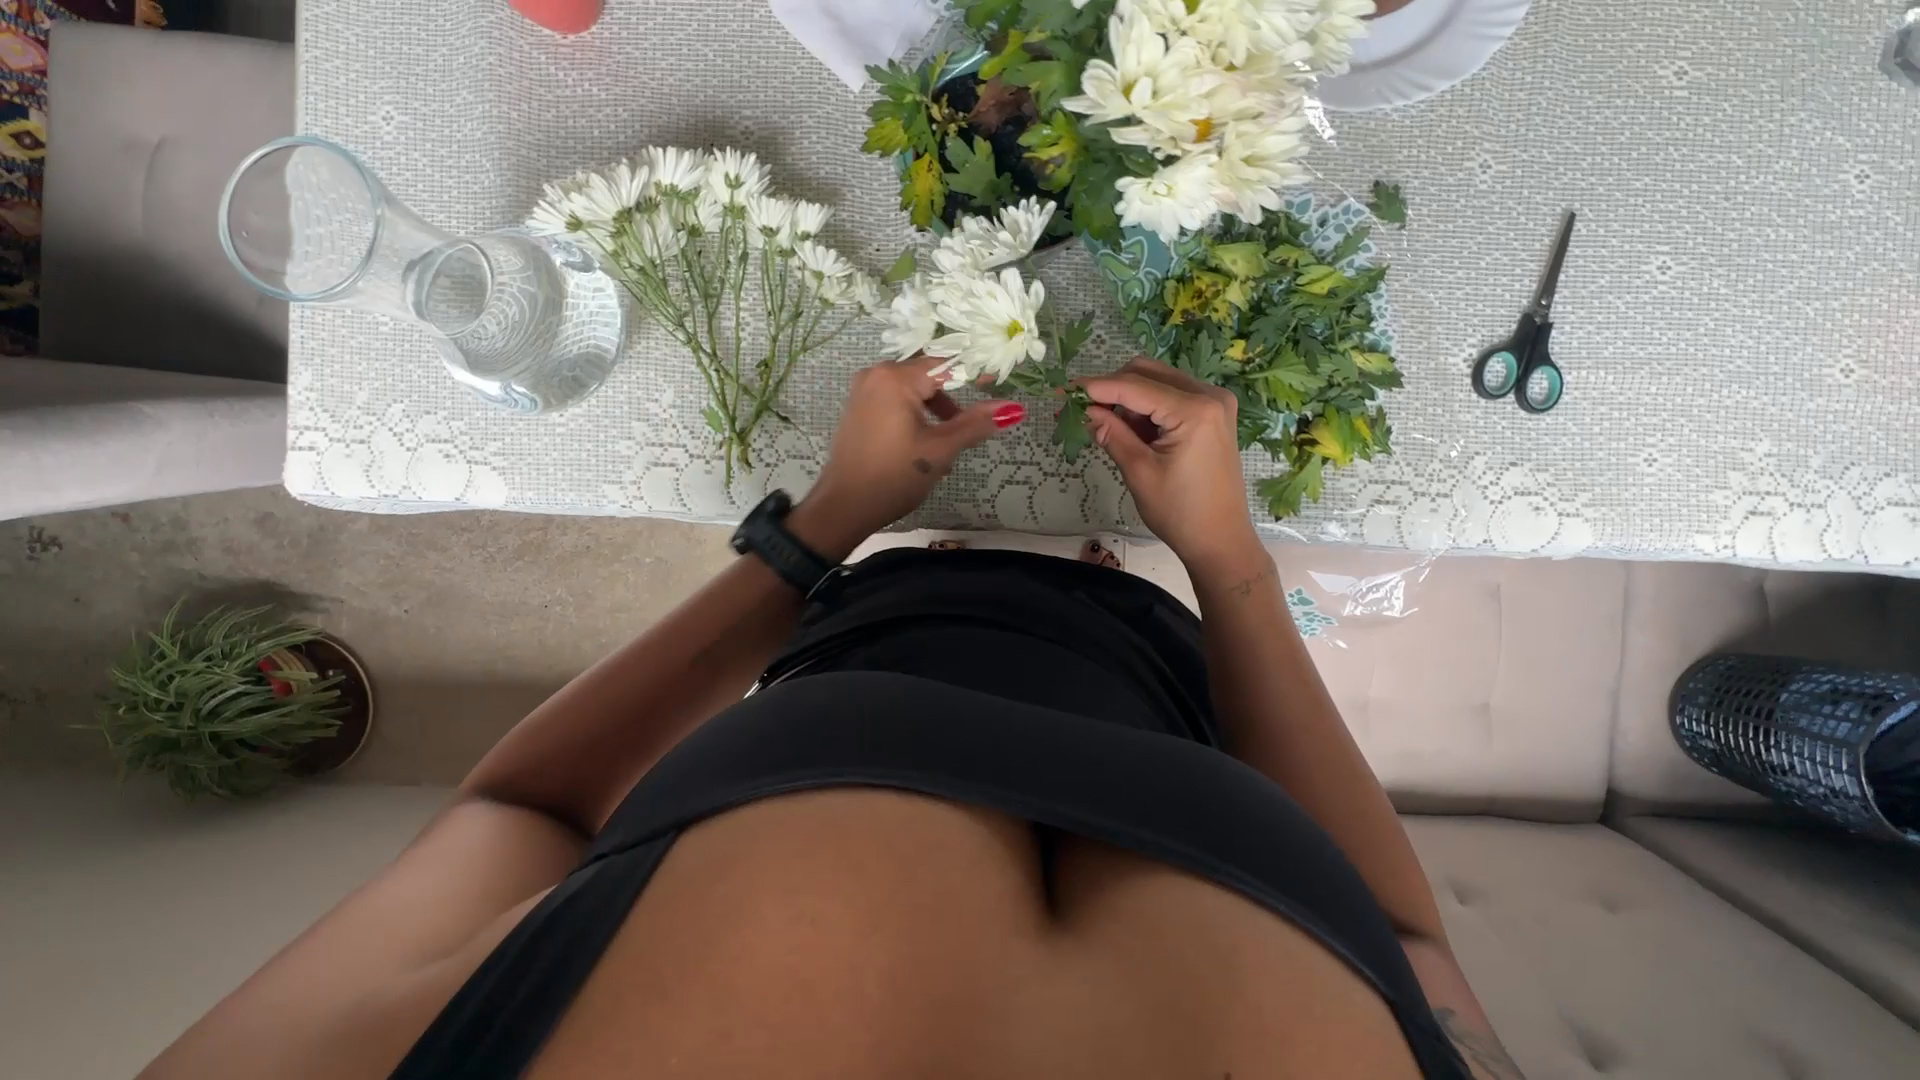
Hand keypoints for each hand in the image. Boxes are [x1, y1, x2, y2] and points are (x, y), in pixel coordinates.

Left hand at [793, 356, 1024, 559]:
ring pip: (912, 391)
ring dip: (935, 411)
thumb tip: (1014, 408)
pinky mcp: (858, 411)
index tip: (996, 386)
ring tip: (948, 444)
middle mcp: (875, 375)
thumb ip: (976, 424)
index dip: (974, 374)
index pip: (945, 365)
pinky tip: (925, 446)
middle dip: (952, 399)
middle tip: (972, 424)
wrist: (844, 507)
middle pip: (927, 376)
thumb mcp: (940, 449)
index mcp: (895, 378)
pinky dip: (915, 416)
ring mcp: (863, 392)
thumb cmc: (894, 476)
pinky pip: (895, 402)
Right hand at [1080, 357, 1264, 579]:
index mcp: (1194, 410)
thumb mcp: (1139, 472)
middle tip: (1081, 411)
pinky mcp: (1214, 414)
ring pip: (1158, 381)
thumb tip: (1083, 410)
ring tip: (1110, 429)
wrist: (1220, 539)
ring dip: (1128, 398)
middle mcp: (1209, 396)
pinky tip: (1133, 431)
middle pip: (1147, 373)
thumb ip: (1111, 434)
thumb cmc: (1180, 512)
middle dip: (1111, 388)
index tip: (1062, 391)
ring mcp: (1215, 403)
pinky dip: (1147, 407)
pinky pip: (1171, 396)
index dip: (1094, 387)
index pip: (1133, 386)